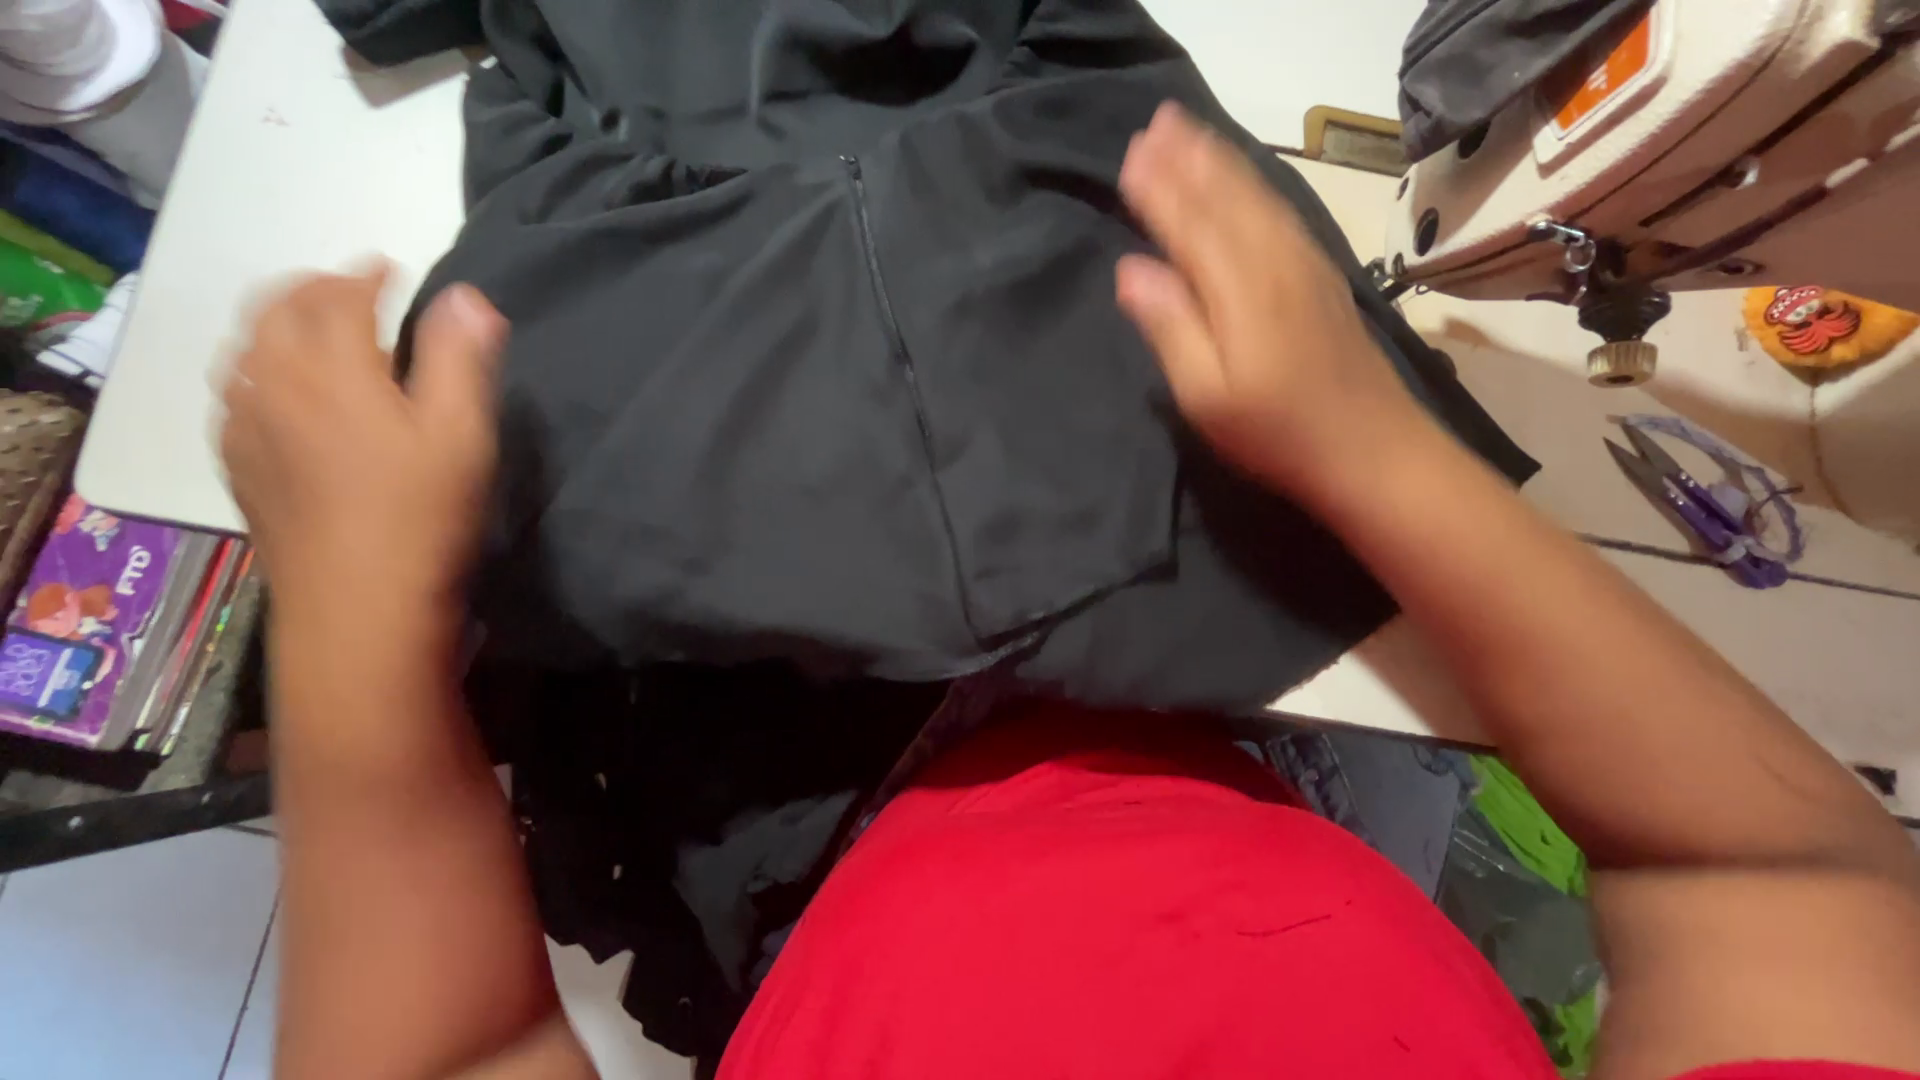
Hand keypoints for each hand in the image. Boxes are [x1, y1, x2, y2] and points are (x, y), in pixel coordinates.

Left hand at [218, 265, 504, 618]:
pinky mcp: (238, 462)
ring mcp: (245, 423)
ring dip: (282, 322)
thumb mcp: (463, 433)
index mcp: (331, 367)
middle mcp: (271, 381)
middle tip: (354, 291)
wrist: (358, 602)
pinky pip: (237, 389)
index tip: (390, 268)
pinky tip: (288, 390)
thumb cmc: (423, 514)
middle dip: (315, 288)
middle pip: (277, 309)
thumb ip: (462, 357)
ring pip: (248, 347)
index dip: (365, 275)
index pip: (336, 295)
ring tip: (320, 331)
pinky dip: (261, 365)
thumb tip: (468, 297)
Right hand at [1115, 103, 1431, 495]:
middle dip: (1190, 160)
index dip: (1159, 189)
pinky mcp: (1321, 278)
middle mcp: (1275, 261)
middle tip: (1157, 125)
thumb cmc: (1276, 433)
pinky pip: (1281, 213)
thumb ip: (1170, 327)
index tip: (1131, 157)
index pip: (1190, 224)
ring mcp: (1304, 266)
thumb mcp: (1207, 394)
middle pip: (1227, 197)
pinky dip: (1254, 186)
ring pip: (1257, 198)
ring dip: (1221, 163)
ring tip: (1191, 134)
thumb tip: (1130, 271)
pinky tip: (1245, 182)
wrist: (1372, 450)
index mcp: (1240, 289)